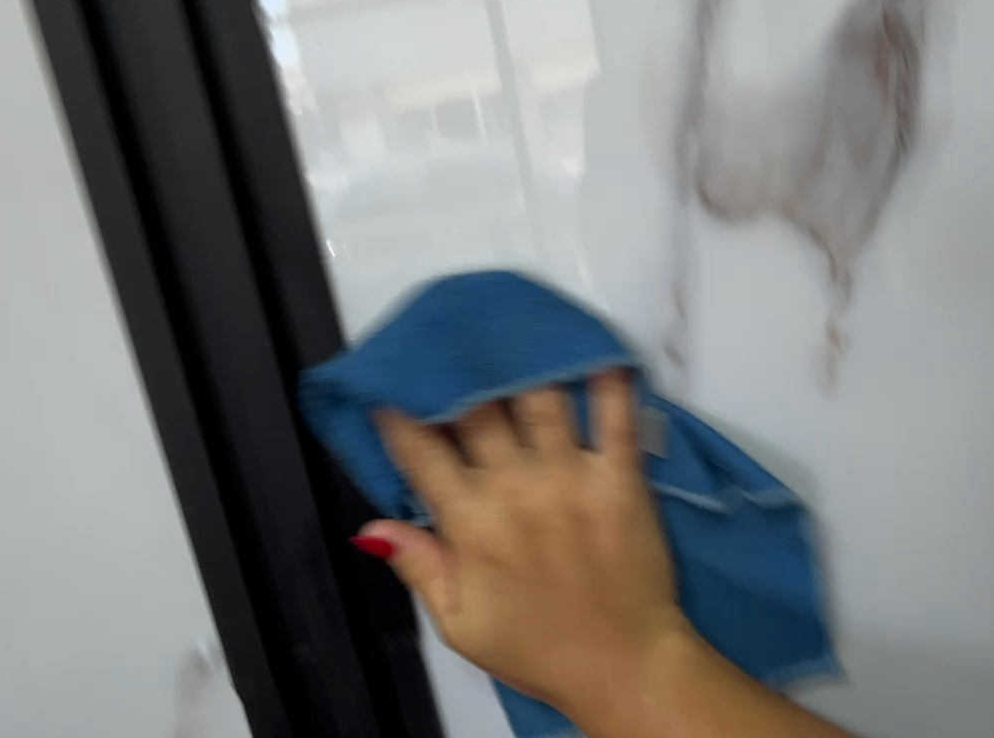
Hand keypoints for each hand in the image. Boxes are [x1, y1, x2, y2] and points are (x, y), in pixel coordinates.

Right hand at [356, 370, 694, 713]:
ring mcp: (571, 478)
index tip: (389, 380)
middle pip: (477, 410)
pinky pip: (616, 417)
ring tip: (511, 328)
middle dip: (459, 371)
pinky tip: (598, 347)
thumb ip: (419, 567)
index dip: (399, 411)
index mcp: (472, 525)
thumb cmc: (538, 644)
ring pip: (540, 400)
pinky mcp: (621, 477)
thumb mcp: (461, 624)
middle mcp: (516, 489)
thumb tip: (370, 525)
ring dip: (524, 360)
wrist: (623, 665)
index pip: (421, 452)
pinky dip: (609, 379)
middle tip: (452, 339)